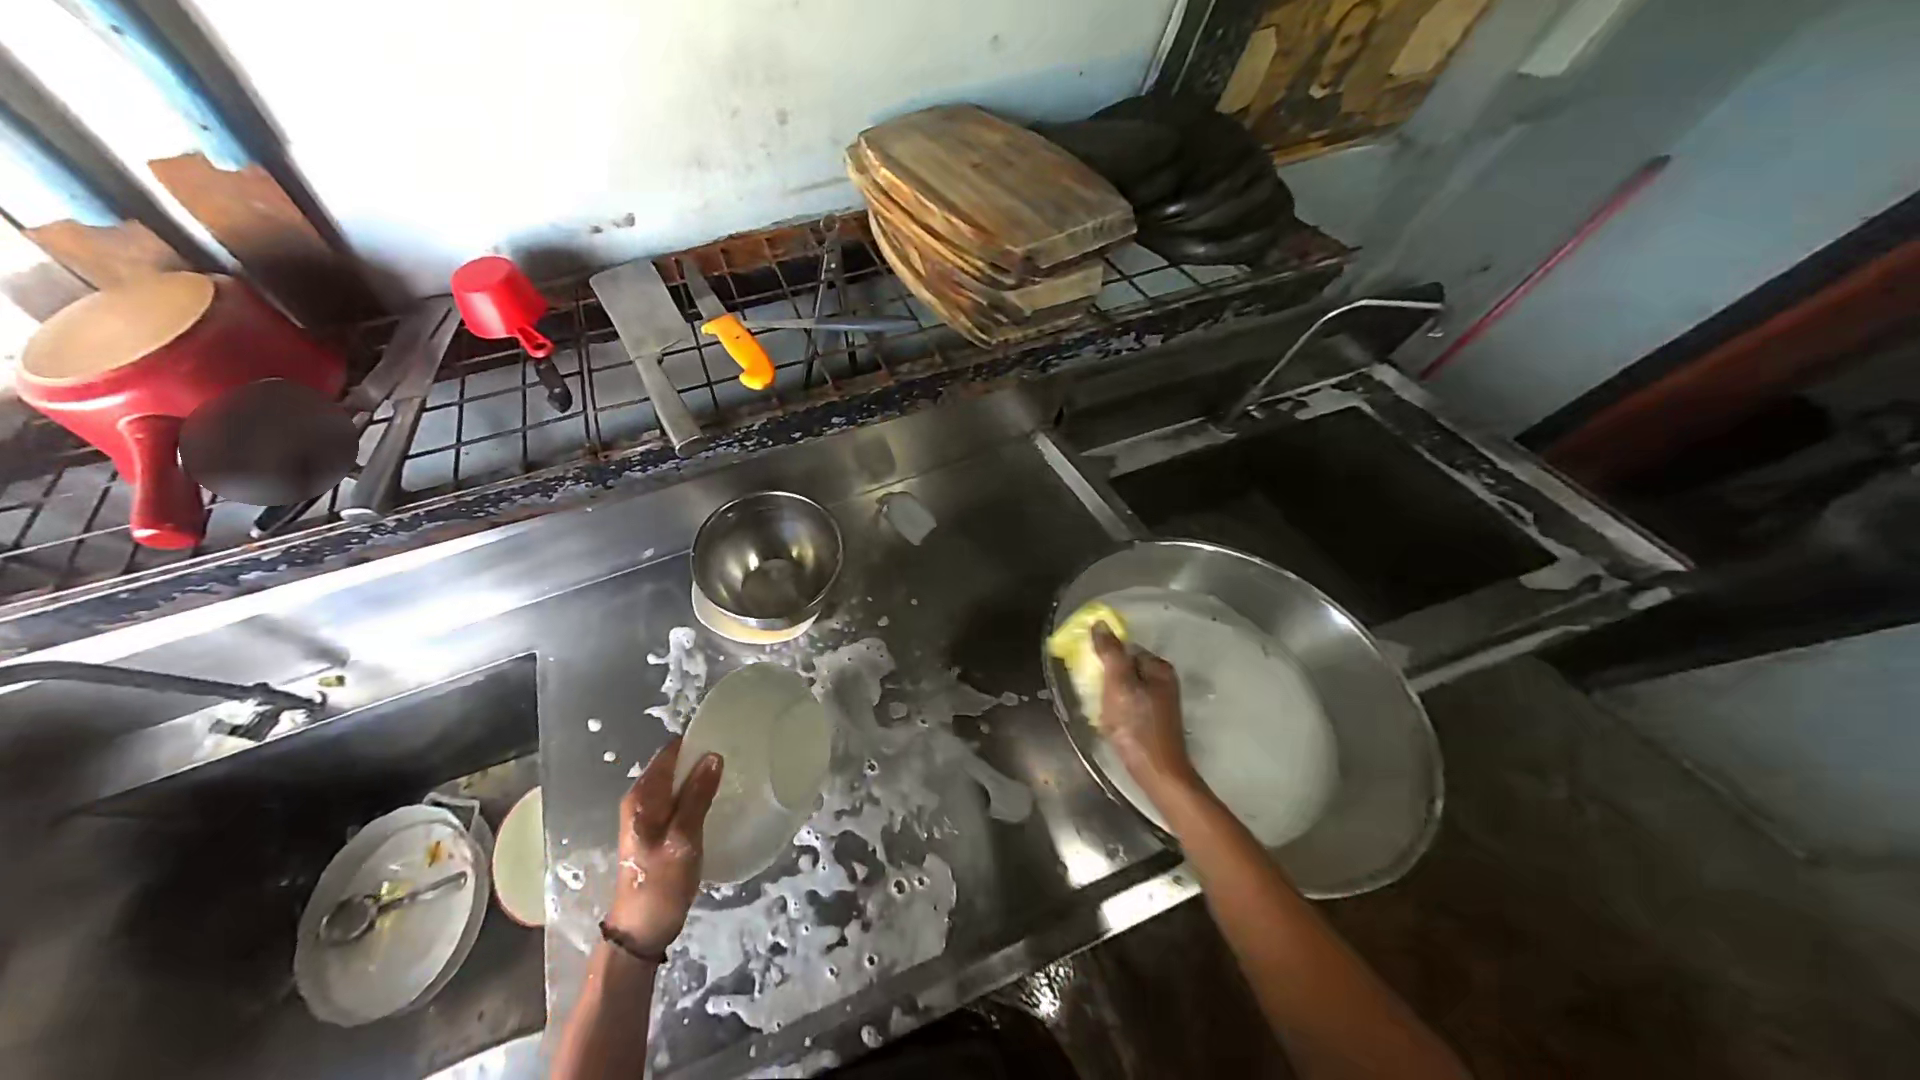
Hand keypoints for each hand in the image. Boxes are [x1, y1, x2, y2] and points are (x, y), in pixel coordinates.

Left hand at [606, 737, 722, 956]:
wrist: (641, 931)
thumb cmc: (660, 884)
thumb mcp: (683, 839)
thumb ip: (697, 797)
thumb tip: (713, 756)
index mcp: (642, 798)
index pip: (669, 753)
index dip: (695, 742)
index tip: (726, 737)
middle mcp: (641, 801)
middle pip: (674, 766)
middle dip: (702, 759)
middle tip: (738, 758)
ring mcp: (649, 816)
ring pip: (679, 784)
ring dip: (702, 779)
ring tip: (734, 776)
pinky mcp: (659, 831)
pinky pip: (681, 801)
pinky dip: (699, 796)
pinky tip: (719, 802)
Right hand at [1092, 623, 1197, 794]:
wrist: (1158, 773)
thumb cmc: (1137, 727)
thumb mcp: (1118, 685)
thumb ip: (1110, 653)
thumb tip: (1100, 623)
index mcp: (1159, 668)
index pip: (1125, 649)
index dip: (1106, 660)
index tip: (1093, 676)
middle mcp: (1164, 681)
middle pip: (1125, 669)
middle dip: (1107, 681)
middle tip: (1098, 698)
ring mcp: (1160, 702)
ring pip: (1125, 689)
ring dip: (1110, 699)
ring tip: (1104, 714)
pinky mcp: (1155, 721)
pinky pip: (1129, 706)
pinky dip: (1118, 713)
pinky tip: (1113, 726)